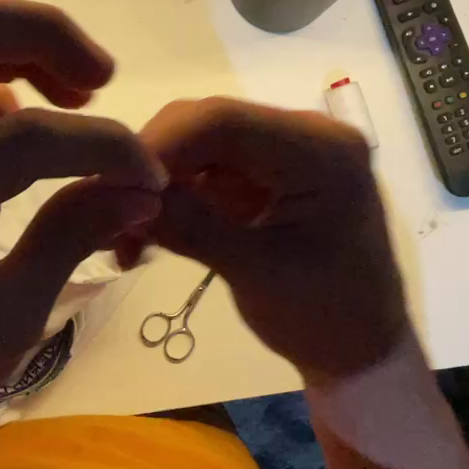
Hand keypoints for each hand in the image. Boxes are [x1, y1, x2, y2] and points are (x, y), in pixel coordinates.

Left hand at [0, 0, 165, 468]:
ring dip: (17, 45)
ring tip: (82, 93)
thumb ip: (71, 238)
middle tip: (102, 80)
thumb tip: (142, 186)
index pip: (18, 138)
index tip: (150, 178)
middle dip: (38, 33)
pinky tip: (29, 122)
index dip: (100, 146)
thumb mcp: (12, 319)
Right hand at [126, 97, 407, 382]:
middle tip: (111, 219)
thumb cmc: (323, 317)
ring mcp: (280, 155)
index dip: (160, 146)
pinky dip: (171, 203)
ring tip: (124, 241)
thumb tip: (124, 195)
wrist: (357, 347)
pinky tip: (146, 238)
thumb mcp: (256, 273)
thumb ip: (192, 227)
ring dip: (155, 190)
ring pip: (195, 148)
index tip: (111, 188)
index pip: (224, 121)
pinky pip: (203, 173)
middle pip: (205, 126)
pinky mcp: (262, 177)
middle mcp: (302, 135)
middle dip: (152, 169)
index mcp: (320, 151)